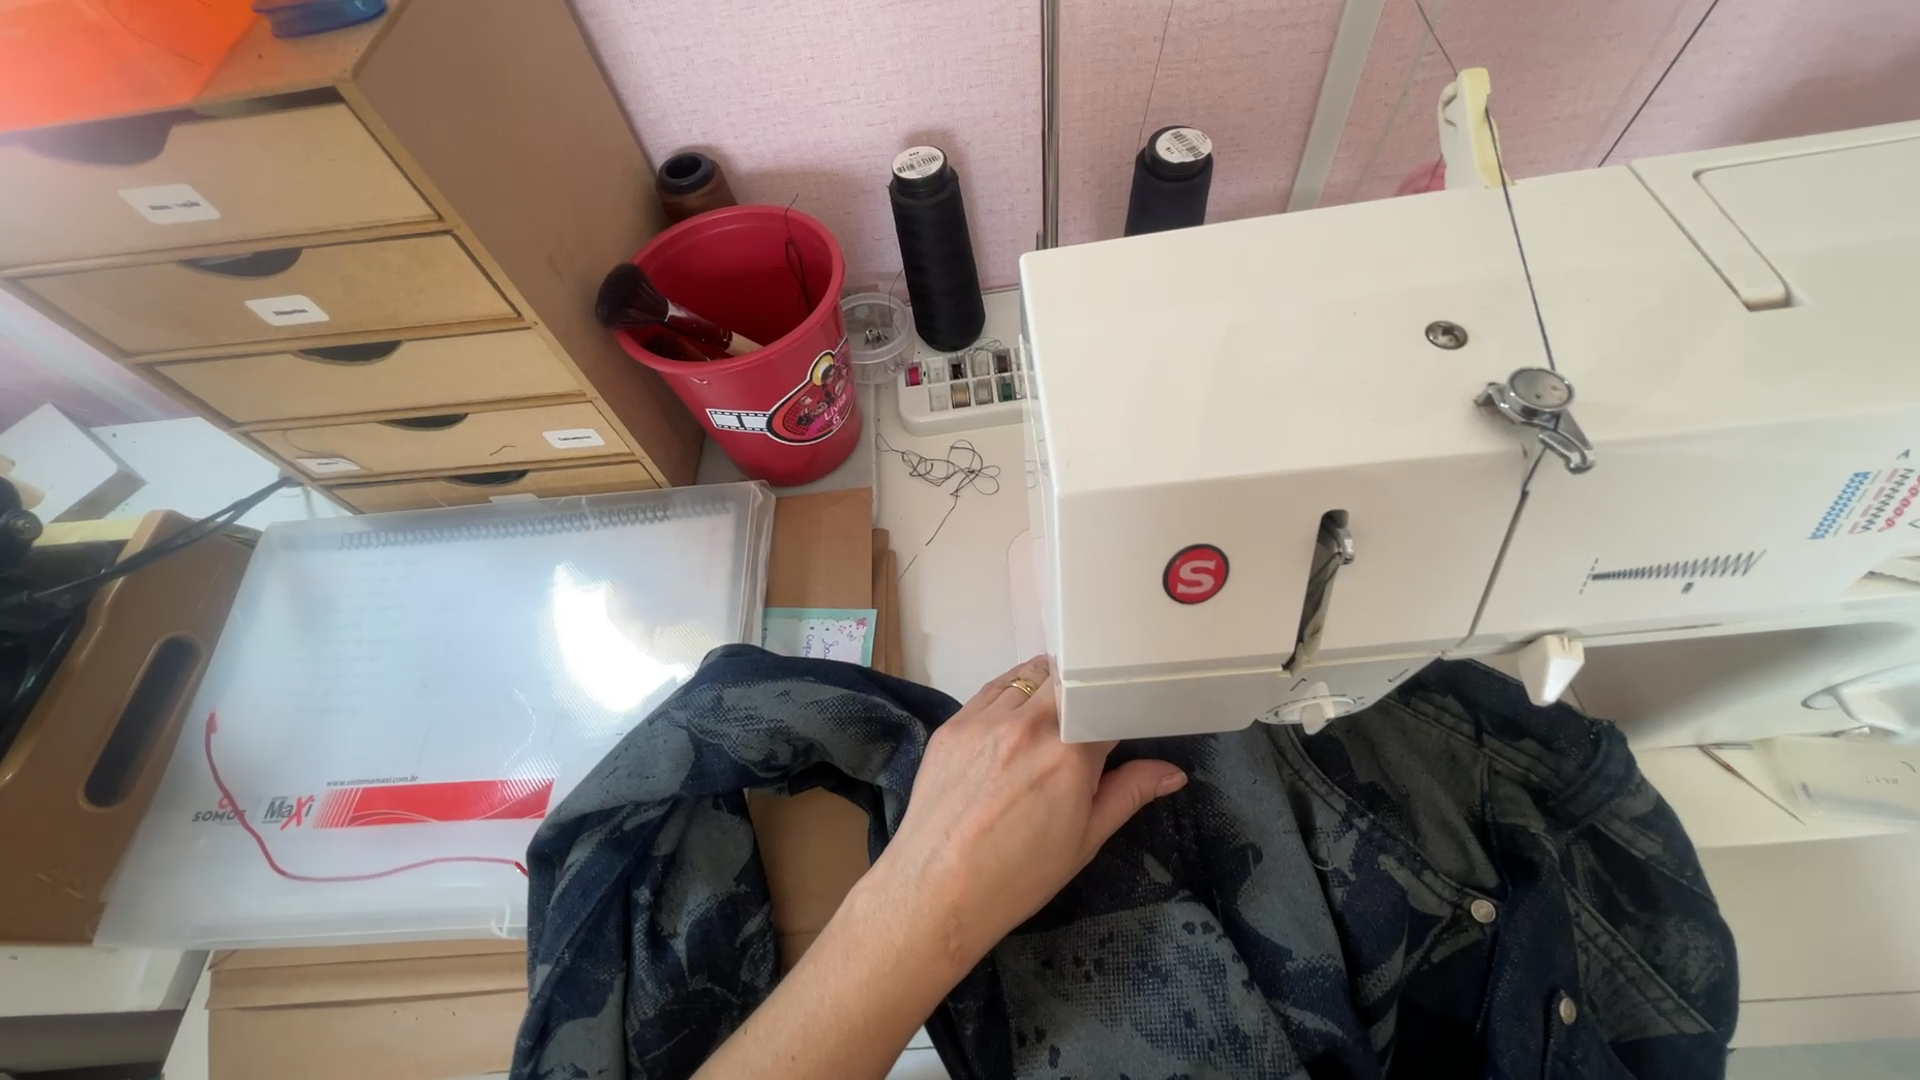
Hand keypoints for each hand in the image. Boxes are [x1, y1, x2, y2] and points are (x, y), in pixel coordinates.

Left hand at [856, 656, 1186, 975]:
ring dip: (1048, 684)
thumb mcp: (1085, 839)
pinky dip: (1012, 691)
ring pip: (1027, 676)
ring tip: (1054, 708)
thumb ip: (1129, 793)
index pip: (1104, 702)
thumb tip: (1173, 772)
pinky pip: (992, 689)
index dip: (1116, 706)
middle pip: (1066, 678)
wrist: (937, 890)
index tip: (1120, 716)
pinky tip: (1018, 711)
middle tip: (1087, 712)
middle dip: (1082, 690)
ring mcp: (984, 720)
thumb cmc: (1019, 875)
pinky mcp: (953, 723)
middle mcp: (1027, 724)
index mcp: (1068, 753)